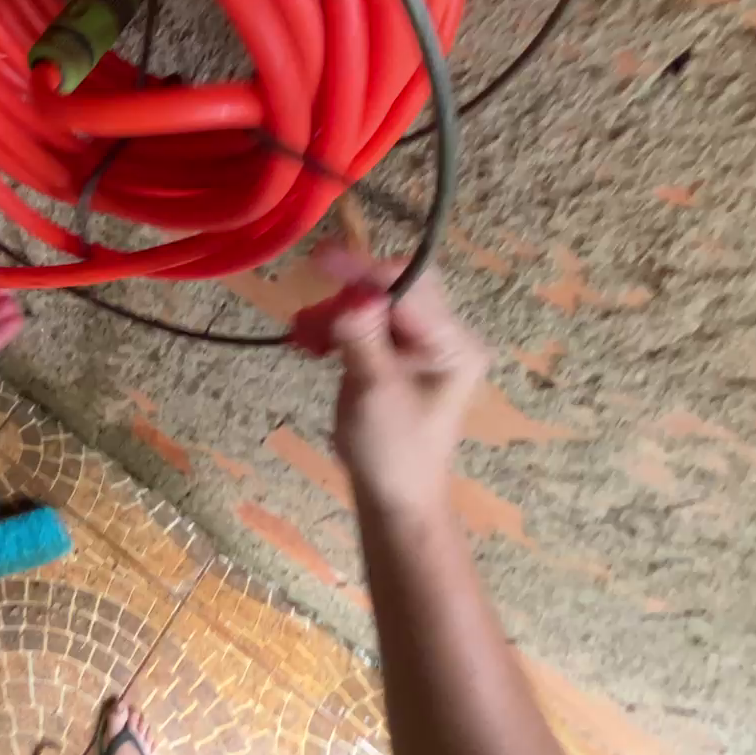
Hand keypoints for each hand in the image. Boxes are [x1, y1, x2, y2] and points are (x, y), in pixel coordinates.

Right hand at [322, 252, 487, 518]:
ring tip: (304, 338)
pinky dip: (333, 326)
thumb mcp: (375, 393)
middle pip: (391, 288)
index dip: (363, 272)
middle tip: (308, 318)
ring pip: (371, 303)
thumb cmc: (391, 450)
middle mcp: (440, 336)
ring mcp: (416, 345)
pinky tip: (311, 344)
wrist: (393, 494)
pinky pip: (361, 322)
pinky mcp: (391, 354)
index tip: (319, 260)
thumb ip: (364, 339)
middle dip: (345, 295)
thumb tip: (353, 295)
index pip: (409, 287)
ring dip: (333, 312)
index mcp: (452, 344)